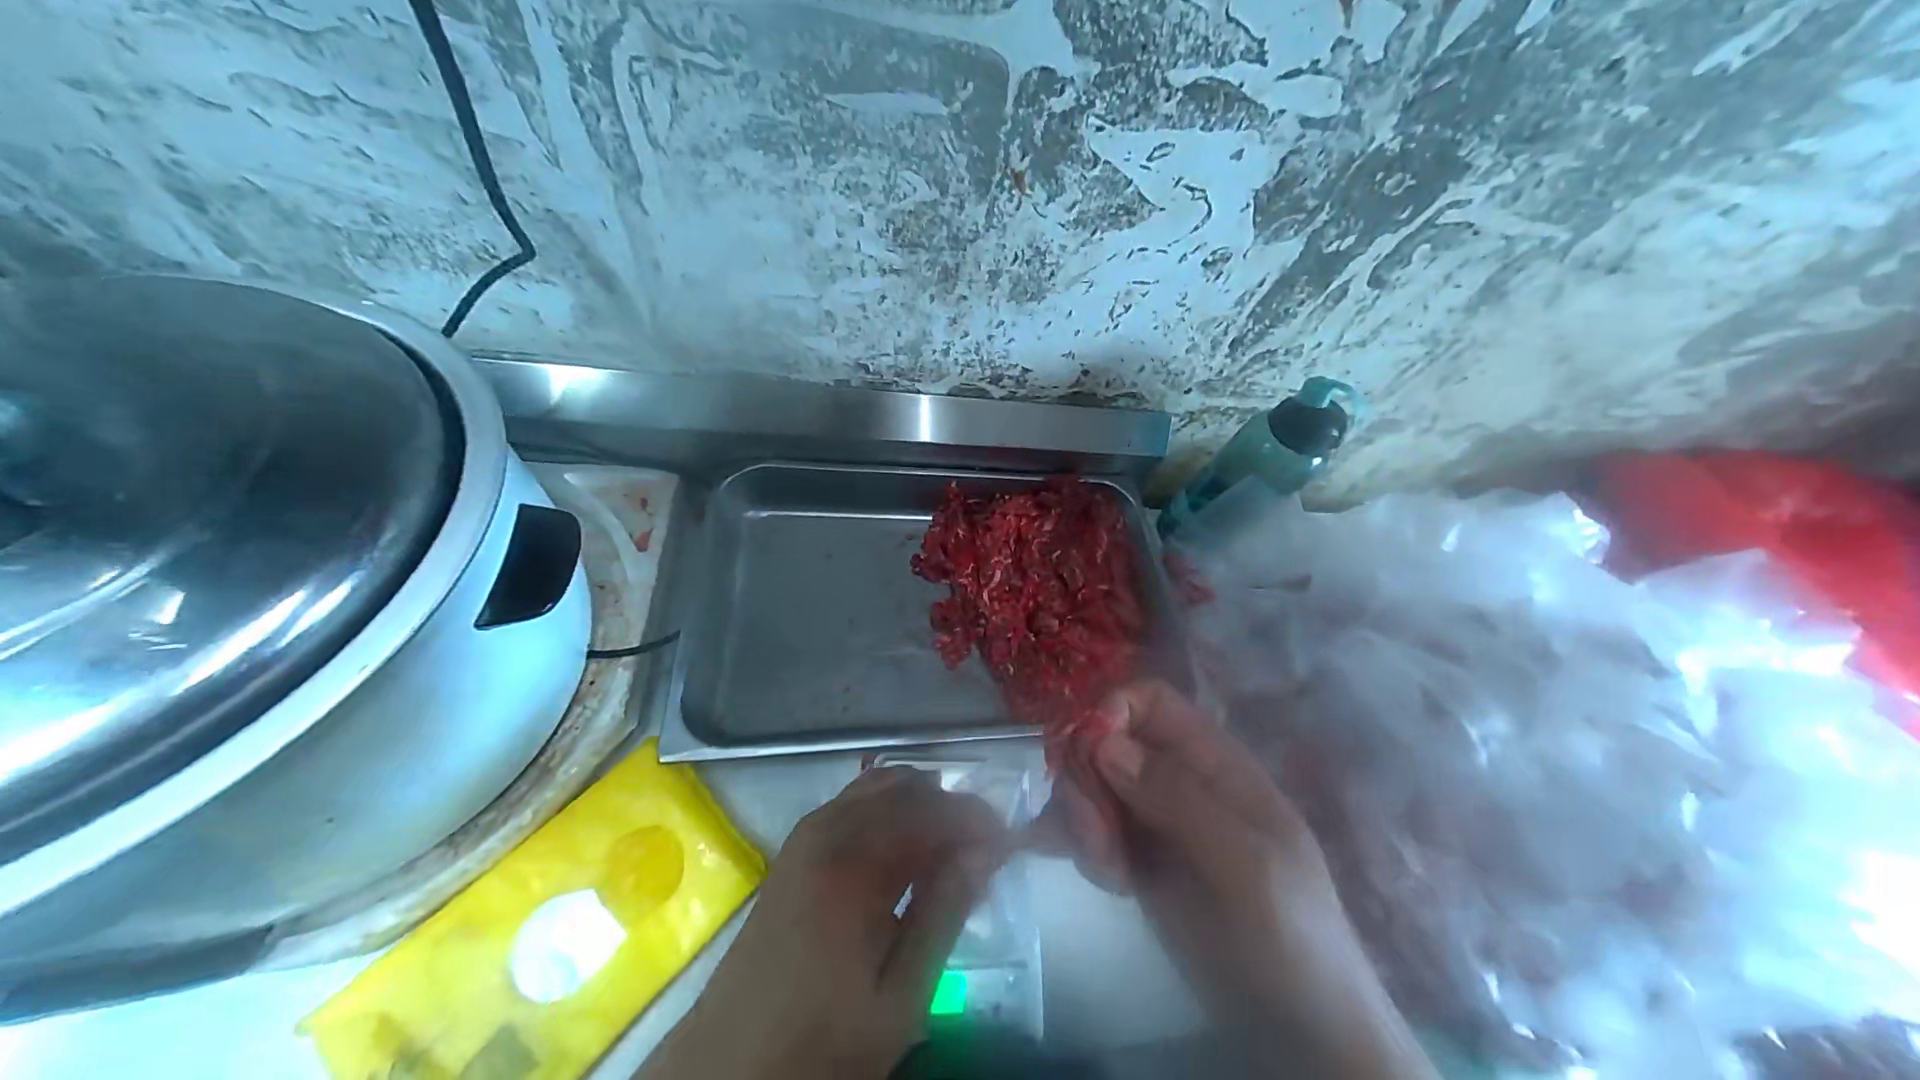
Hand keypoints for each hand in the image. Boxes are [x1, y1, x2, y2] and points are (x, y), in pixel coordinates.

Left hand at [639, 767, 1007, 1079]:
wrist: (730, 1065)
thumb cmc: (820, 1041)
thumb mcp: (900, 995)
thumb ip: (944, 911)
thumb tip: (986, 849)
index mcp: (851, 860)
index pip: (932, 808)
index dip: (977, 819)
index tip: (1010, 845)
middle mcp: (826, 828)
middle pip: (907, 785)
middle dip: (952, 809)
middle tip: (984, 855)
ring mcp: (806, 834)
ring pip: (880, 788)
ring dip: (923, 808)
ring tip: (952, 857)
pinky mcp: (797, 849)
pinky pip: (856, 807)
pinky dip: (892, 816)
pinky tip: (908, 859)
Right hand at [1038, 680, 1436, 1079]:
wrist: (1298, 1023)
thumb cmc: (1288, 933)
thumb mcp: (1245, 863)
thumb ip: (1177, 799)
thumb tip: (1103, 741)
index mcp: (1213, 762)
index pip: (1149, 700)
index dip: (1111, 712)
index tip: (1088, 756)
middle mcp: (1175, 779)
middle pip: (1106, 740)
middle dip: (1086, 779)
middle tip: (1098, 838)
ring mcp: (1152, 818)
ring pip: (1089, 783)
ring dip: (1079, 818)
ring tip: (1107, 871)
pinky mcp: (1133, 856)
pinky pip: (1087, 827)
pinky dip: (1075, 842)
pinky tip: (1091, 874)